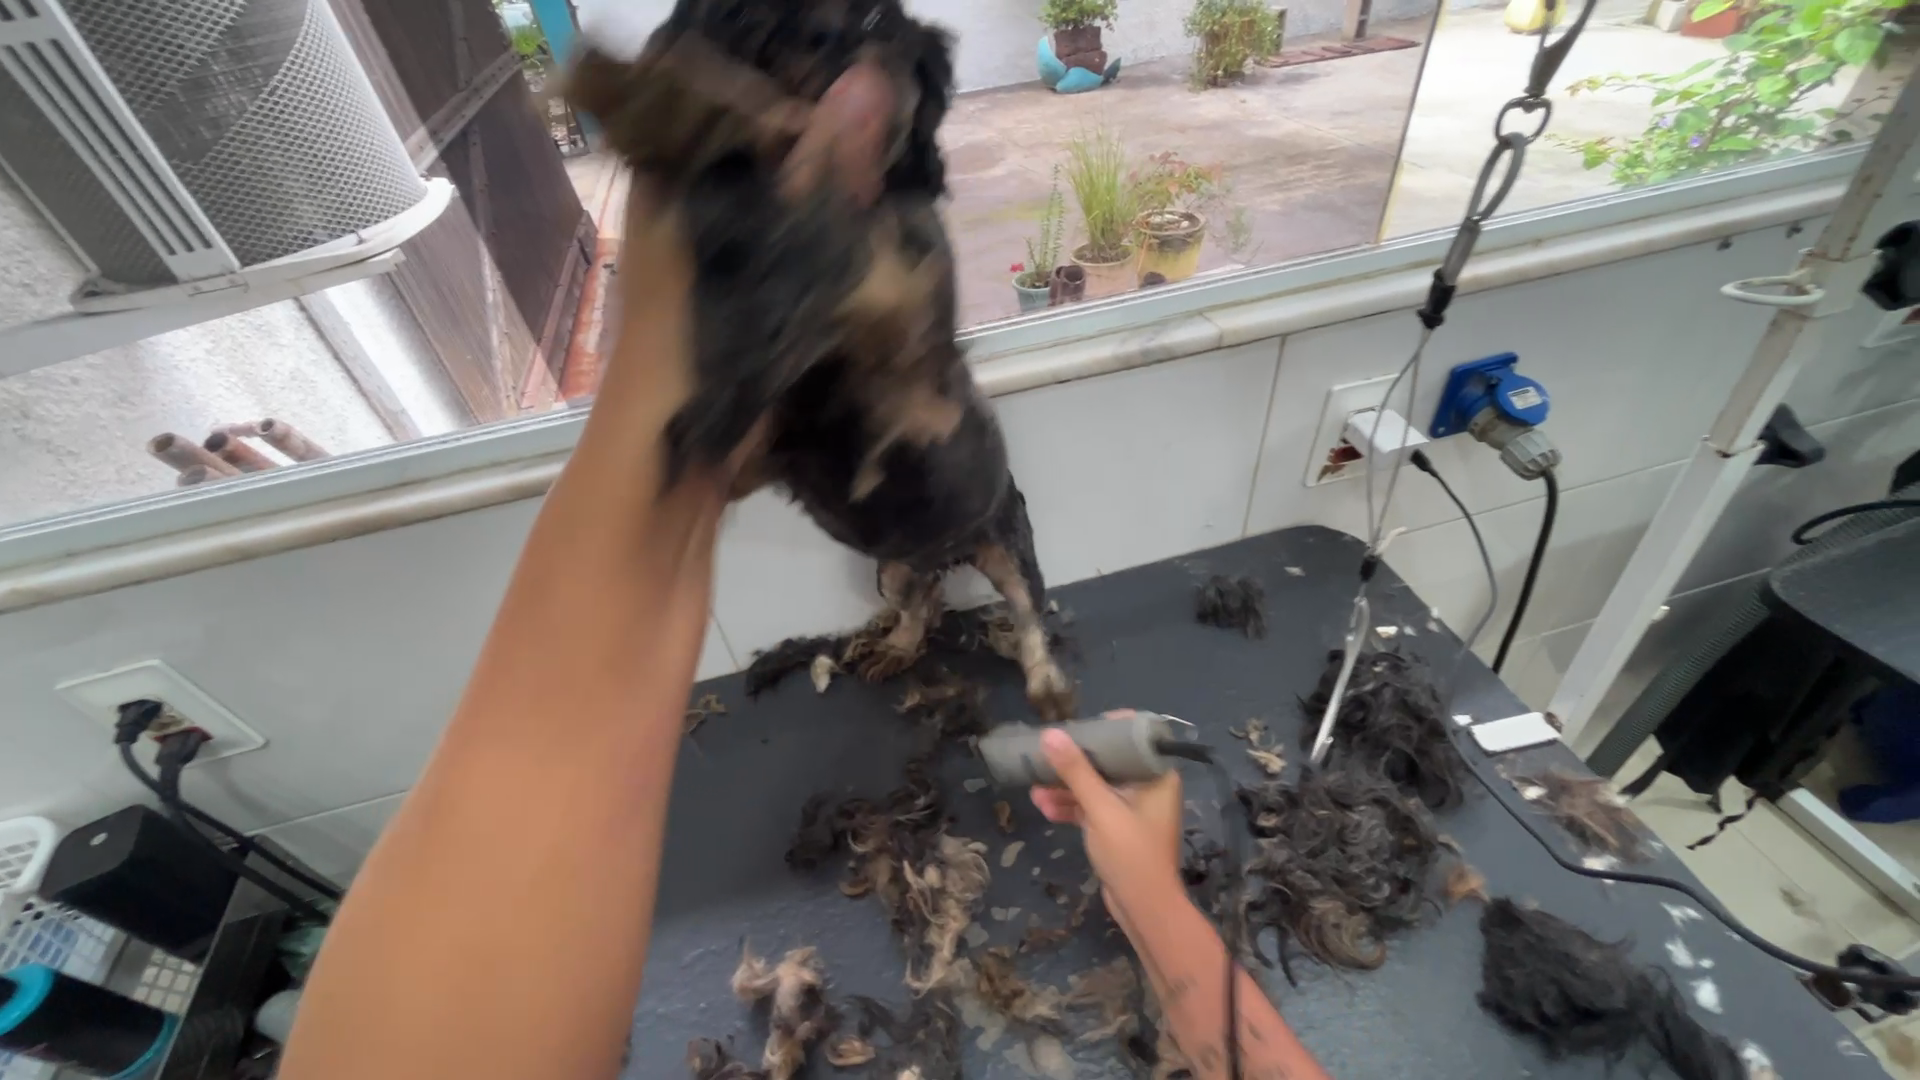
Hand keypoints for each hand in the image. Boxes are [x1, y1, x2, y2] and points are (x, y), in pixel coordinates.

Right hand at [1030, 718, 1184, 927]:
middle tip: (1045, 754)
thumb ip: (1075, 771)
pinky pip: (1092, 806)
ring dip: (1066, 786)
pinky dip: (1071, 806)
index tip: (1076, 726)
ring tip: (1034, 787)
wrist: (1145, 911)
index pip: (1133, 736)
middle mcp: (1146, 786)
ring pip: (1095, 785)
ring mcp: (1131, 807)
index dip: (1104, 728)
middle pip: (1108, 760)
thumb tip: (1050, 734)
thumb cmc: (1131, 854)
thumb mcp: (1101, 809)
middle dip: (1074, 761)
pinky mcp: (1117, 826)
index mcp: (1156, 775)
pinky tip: (1044, 807)